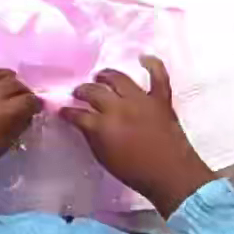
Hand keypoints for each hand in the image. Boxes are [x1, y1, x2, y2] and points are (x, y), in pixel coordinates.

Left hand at [0, 63, 42, 183]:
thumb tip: (26, 115)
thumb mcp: (2, 146)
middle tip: (21, 99)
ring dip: (5, 77)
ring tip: (6, 85)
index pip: (29, 99)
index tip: (34, 109)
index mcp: (5, 112)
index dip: (35, 104)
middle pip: (14, 83)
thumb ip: (17, 127)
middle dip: (22, 91)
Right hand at [61, 56, 215, 215]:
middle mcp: (118, 108)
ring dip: (106, 75)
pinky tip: (143, 58)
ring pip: (119, 79)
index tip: (62, 110)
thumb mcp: (104, 157)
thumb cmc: (134, 172)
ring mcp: (141, 101)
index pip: (77, 114)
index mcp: (102, 126)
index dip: (67, 111)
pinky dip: (152, 64)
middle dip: (82, 91)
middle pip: (94, 92)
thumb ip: (92, 137)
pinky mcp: (160, 100)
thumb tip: (84, 124)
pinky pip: (158, 76)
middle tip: (78, 92)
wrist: (170, 175)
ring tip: (99, 76)